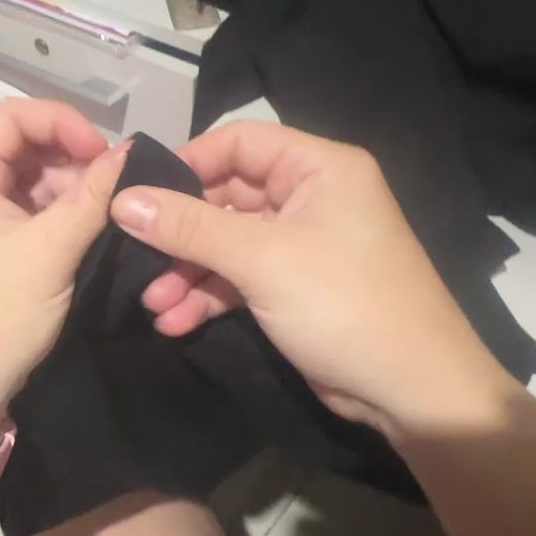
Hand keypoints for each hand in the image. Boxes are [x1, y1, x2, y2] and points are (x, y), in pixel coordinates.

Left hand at [0, 100, 125, 442]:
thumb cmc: (1, 317)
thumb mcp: (51, 253)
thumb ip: (91, 199)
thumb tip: (129, 151)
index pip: (10, 117)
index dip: (58, 121)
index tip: (100, 150)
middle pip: (23, 141)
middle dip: (69, 153)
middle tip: (111, 181)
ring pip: (35, 171)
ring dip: (72, 180)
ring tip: (105, 206)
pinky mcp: (1, 234)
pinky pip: (37, 201)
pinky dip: (66, 204)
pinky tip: (92, 219)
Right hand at [109, 121, 514, 439]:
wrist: (413, 393)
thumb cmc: (344, 305)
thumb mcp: (261, 259)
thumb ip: (188, 227)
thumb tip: (121, 200)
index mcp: (318, 169)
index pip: (238, 142)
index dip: (186, 163)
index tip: (136, 192)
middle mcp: (308, 197)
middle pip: (224, 197)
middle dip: (178, 233)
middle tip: (134, 256)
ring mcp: (299, 245)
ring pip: (225, 243)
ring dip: (187, 272)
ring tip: (153, 304)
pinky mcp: (291, 286)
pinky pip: (237, 278)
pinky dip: (207, 296)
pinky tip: (175, 322)